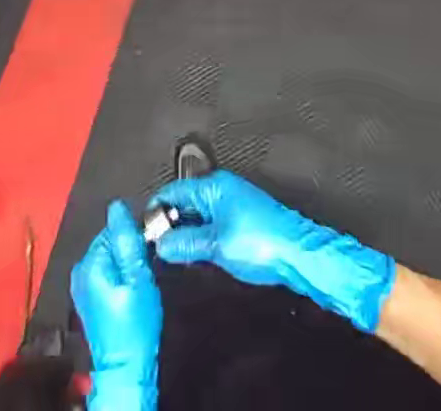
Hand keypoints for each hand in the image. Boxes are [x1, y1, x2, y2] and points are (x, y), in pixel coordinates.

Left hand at [69, 202, 160, 410]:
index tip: (151, 245)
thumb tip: (117, 206)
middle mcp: (79, 271)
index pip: (114, 227)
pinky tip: (133, 284)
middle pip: (110, 240)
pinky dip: (121, 271)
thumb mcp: (138, 276)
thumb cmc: (134, 321)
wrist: (125, 365)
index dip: (136, 232)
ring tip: (143, 273)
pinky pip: (107, 269)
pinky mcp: (88, 296)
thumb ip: (127, 240)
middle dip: (130, 244)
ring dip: (127, 258)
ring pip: (110, 254)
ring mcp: (82, 285)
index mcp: (89, 263)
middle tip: (148, 262)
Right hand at [149, 170, 394, 332]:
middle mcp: (222, 188)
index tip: (143, 236)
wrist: (297, 252)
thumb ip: (184, 242)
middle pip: (182, 201)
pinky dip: (198, 236)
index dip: (154, 213)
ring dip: (184, 232)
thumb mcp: (215, 245)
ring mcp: (231, 202)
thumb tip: (161, 243)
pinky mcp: (239, 217)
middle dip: (168, 223)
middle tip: (157, 250)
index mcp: (214, 186)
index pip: (170, 191)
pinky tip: (197, 254)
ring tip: (176, 255)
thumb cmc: (261, 242)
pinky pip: (208, 222)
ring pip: (195, 214)